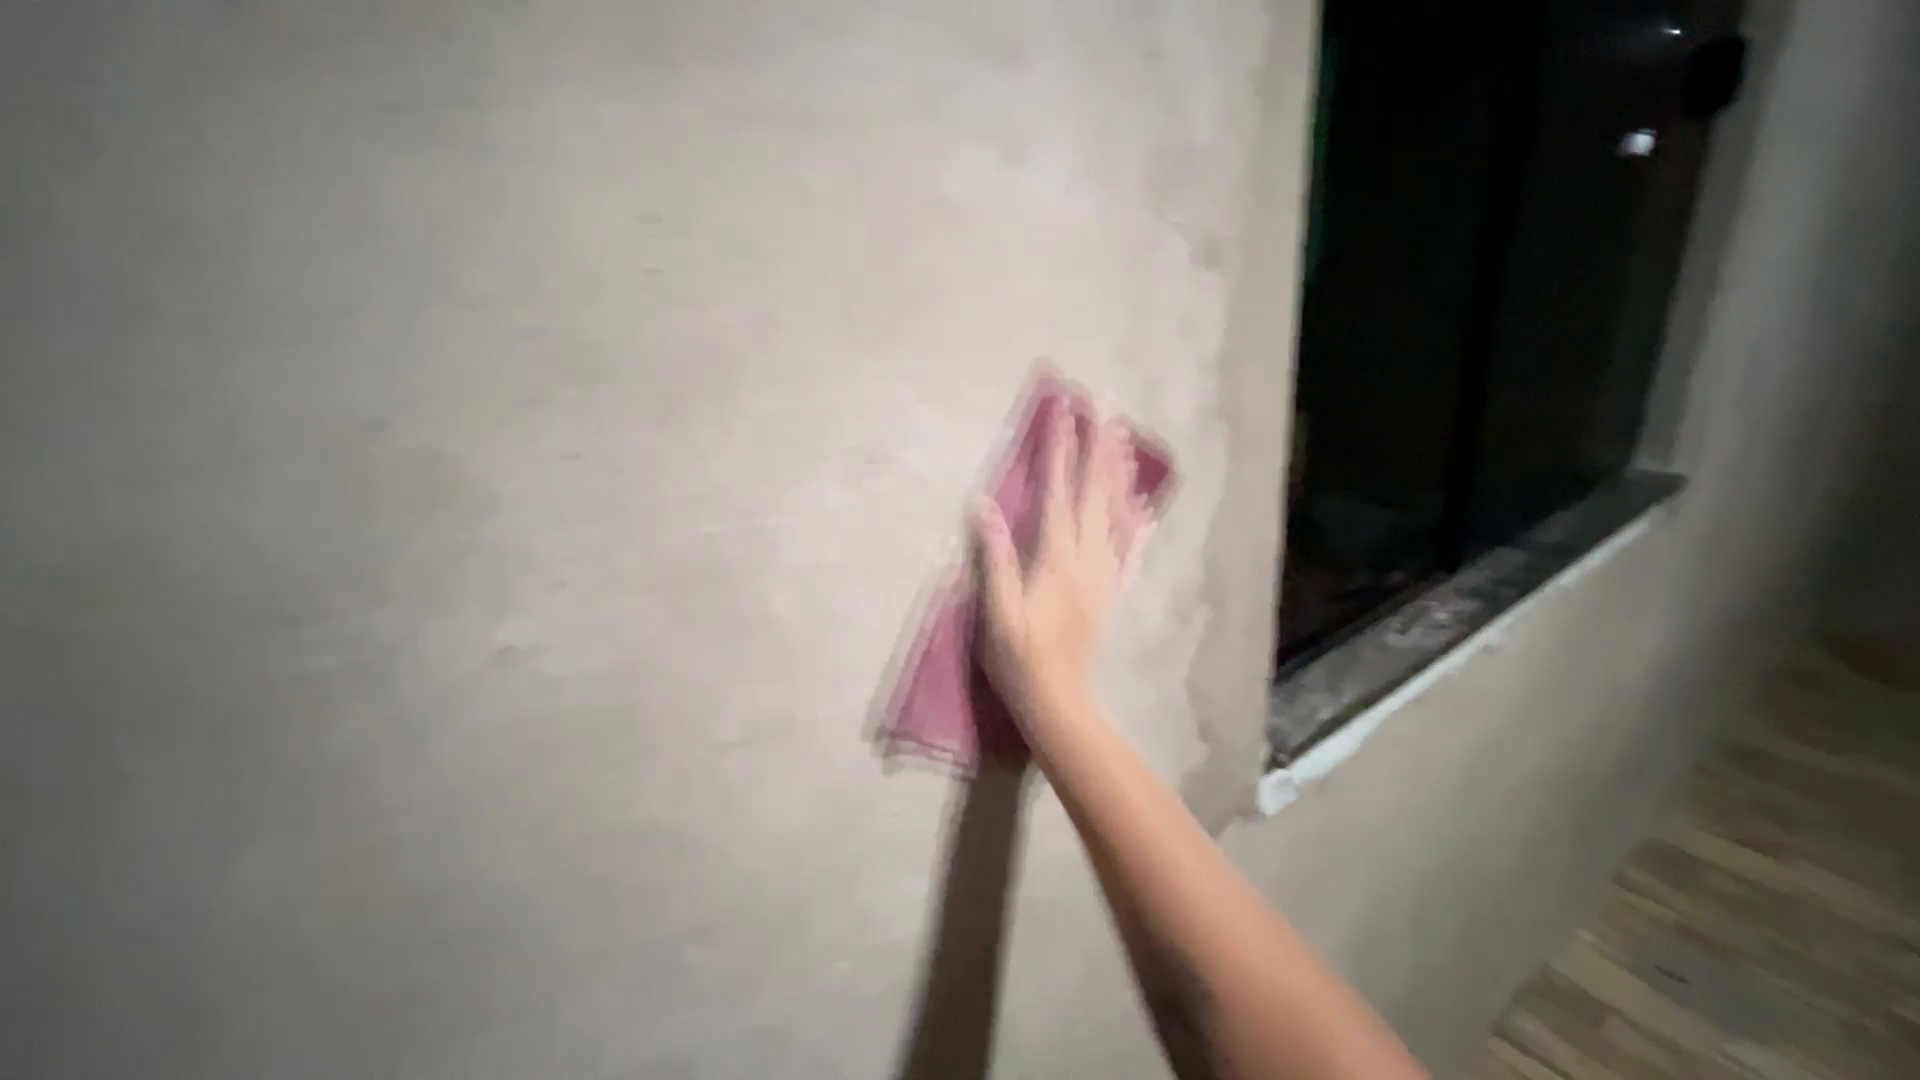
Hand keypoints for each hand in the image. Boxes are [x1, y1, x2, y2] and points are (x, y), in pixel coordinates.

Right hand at [974, 411, 1152, 733]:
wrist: (1058, 698)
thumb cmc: (1018, 655)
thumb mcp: (997, 610)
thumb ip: (994, 557)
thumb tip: (982, 505)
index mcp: (1056, 556)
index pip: (1058, 490)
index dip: (1059, 448)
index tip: (1062, 411)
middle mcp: (1087, 557)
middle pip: (1094, 491)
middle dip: (1098, 445)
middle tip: (1104, 406)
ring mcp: (1105, 574)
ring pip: (1116, 512)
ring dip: (1119, 471)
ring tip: (1124, 436)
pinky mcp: (1112, 591)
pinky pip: (1131, 549)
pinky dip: (1138, 521)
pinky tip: (1143, 503)